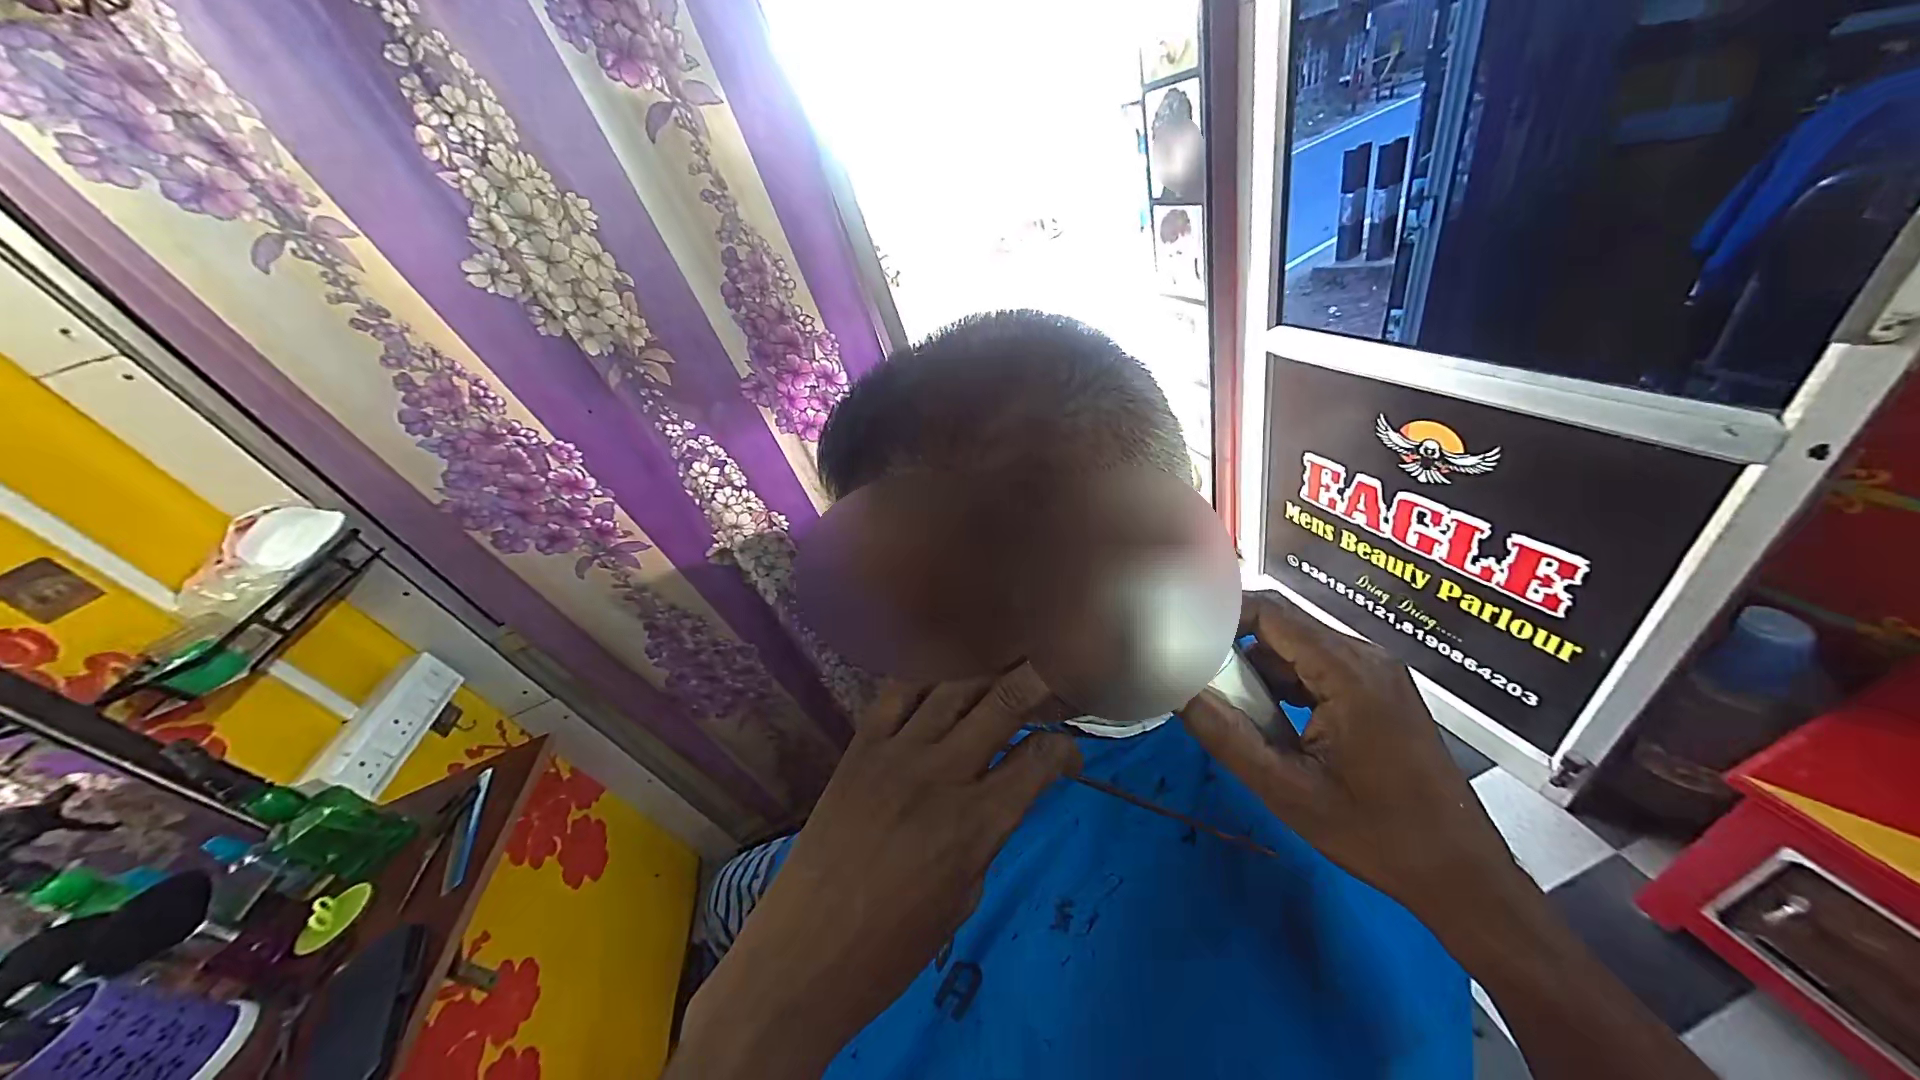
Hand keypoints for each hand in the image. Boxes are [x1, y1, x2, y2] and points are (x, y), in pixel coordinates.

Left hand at [674, 666, 1080, 1079]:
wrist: (806, 951)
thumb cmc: (894, 946)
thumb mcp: (966, 896)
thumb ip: (990, 833)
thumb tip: (1004, 794)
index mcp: (978, 821)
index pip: (1041, 758)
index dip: (1065, 750)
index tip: (1067, 755)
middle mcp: (943, 773)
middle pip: (1004, 701)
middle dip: (1037, 685)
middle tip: (1048, 685)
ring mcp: (897, 753)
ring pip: (953, 687)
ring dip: (985, 676)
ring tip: (999, 678)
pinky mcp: (860, 747)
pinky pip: (897, 693)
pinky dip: (925, 681)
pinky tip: (939, 684)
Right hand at [1180, 592, 1522, 925]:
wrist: (1460, 874)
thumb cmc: (1376, 834)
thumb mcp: (1285, 789)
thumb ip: (1225, 736)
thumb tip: (1180, 693)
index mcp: (1348, 672)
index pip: (1270, 612)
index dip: (1222, 616)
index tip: (1186, 638)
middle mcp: (1367, 658)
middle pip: (1282, 627)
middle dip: (1236, 650)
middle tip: (1204, 685)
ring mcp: (1378, 673)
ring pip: (1297, 649)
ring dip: (1260, 673)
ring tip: (1239, 714)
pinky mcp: (1379, 691)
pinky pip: (1317, 669)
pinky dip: (1286, 686)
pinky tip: (1274, 723)